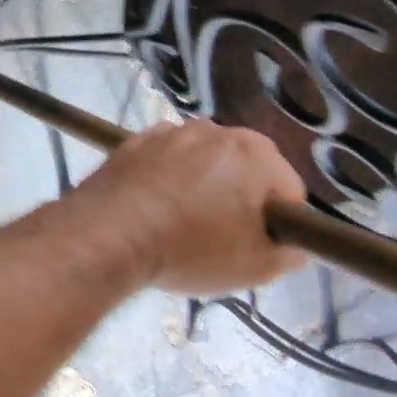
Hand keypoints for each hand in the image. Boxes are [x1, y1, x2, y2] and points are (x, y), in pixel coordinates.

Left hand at [22, 120, 307, 295]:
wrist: (105, 234)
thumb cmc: (190, 249)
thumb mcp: (258, 267)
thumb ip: (291, 251)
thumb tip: (290, 241)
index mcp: (256, 152)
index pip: (287, 192)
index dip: (277, 225)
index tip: (251, 247)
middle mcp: (213, 130)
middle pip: (242, 171)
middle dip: (236, 201)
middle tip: (214, 240)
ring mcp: (167, 133)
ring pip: (199, 165)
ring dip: (197, 188)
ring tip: (176, 226)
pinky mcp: (130, 143)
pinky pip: (160, 164)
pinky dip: (161, 181)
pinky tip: (149, 210)